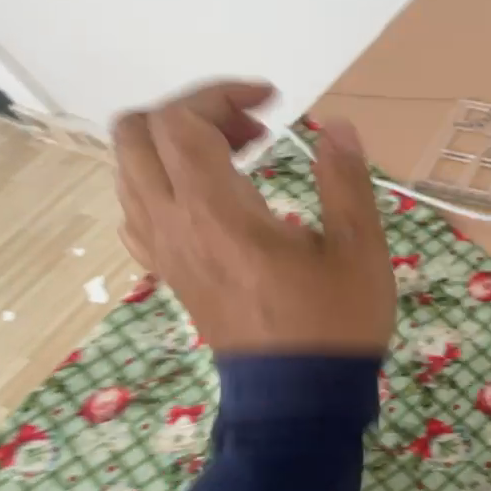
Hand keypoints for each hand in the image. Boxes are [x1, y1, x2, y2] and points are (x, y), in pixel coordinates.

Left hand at [112, 81, 394, 356]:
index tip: (277, 100)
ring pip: (129, 169)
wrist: (300, 396)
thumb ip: (346, 181)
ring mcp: (162, 250)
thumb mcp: (360, 249)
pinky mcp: (168, 272)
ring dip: (176, 146)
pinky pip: (137, 209)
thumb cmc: (337, 320)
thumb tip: (340, 127)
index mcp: (217, 210)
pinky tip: (215, 199)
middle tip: (256, 129)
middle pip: (137, 134)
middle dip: (193, 114)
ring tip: (241, 158)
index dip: (222, 94)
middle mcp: (172, 222)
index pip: (182, 122)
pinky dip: (165, 183)